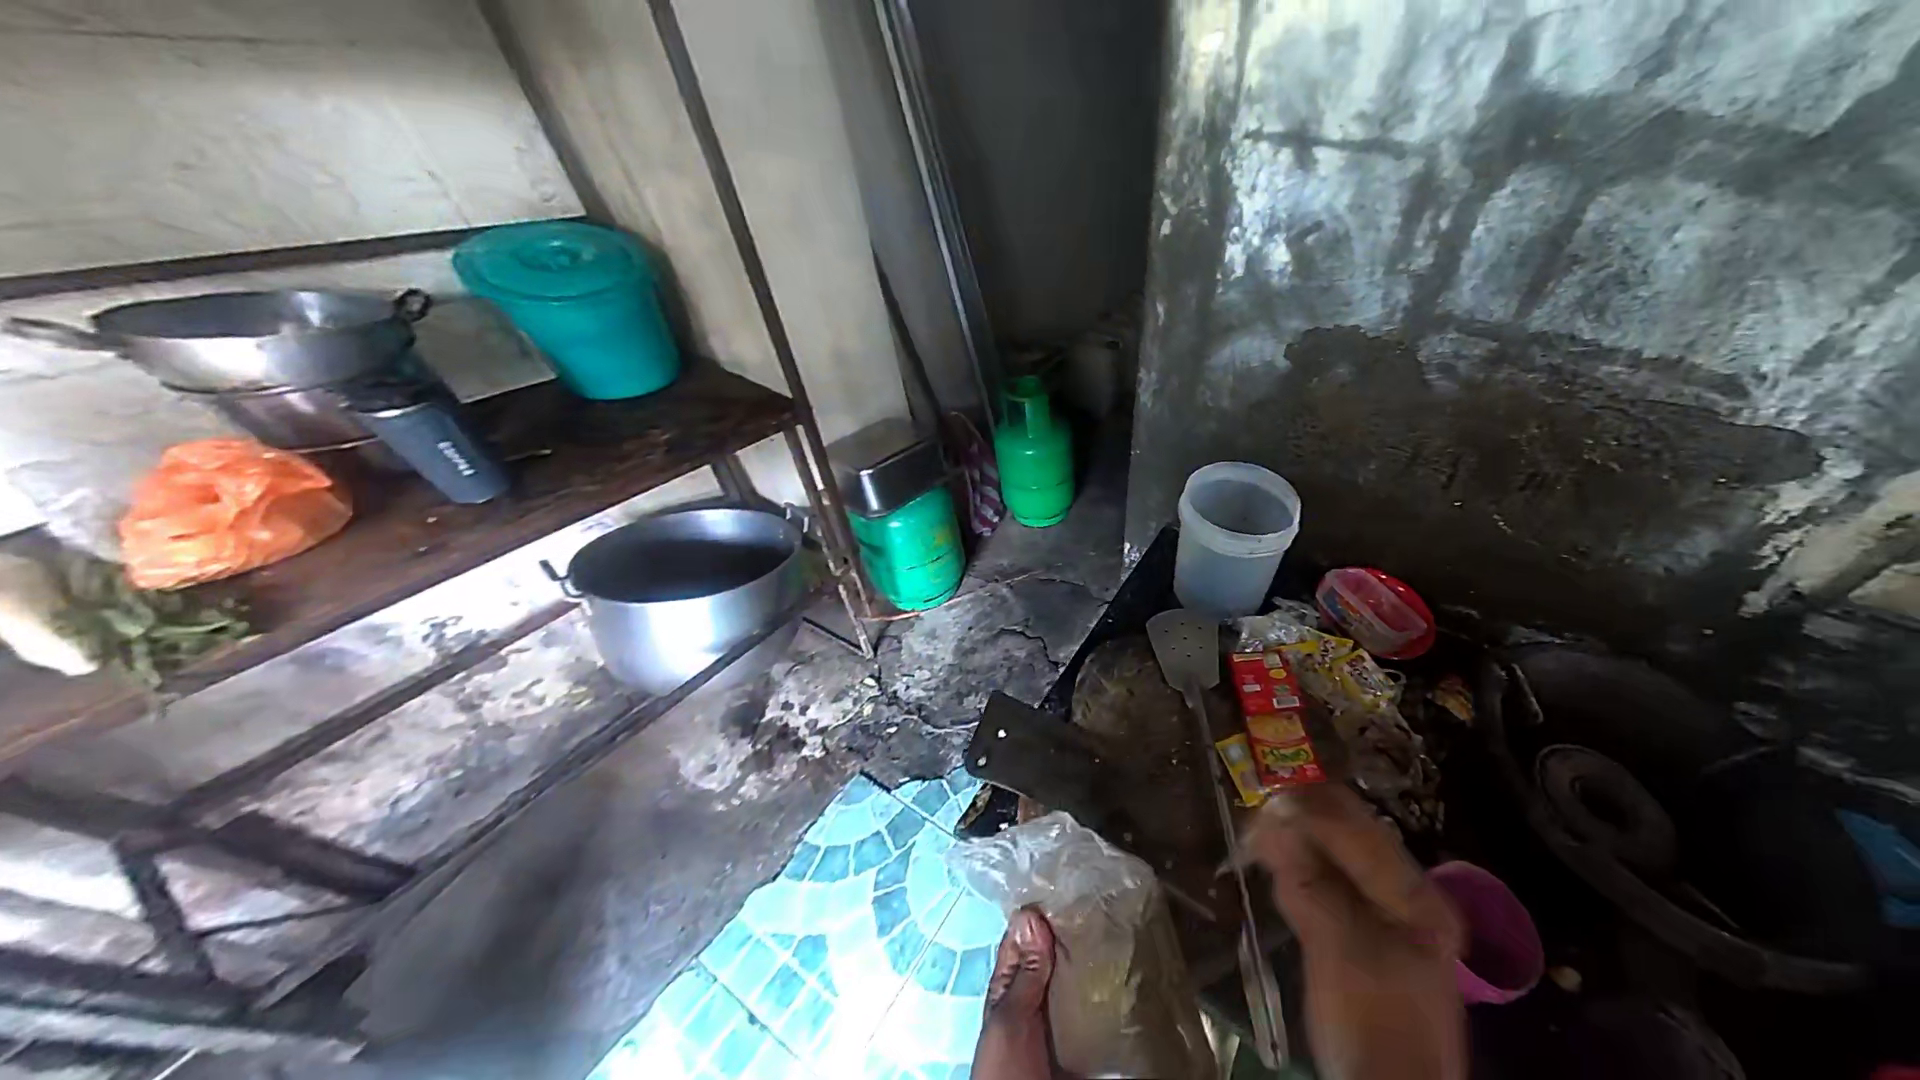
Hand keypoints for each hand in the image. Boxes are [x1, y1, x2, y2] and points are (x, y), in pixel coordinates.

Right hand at [1246, 784, 1466, 1079]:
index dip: (1313, 813)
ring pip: (1332, 851)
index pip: (1361, 835)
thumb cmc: (1373, 1026)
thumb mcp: (1340, 954)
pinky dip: (1292, 861)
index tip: (1266, 800)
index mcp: (1418, 899)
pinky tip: (1268, 856)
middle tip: (1255, 807)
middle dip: (1302, 817)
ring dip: (1293, 835)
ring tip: (1255, 829)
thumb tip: (1268, 822)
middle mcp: (1405, 894)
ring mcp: (1380, 908)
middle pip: (1349, 835)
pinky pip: (1321, 875)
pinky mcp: (1355, 923)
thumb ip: (1309, 886)